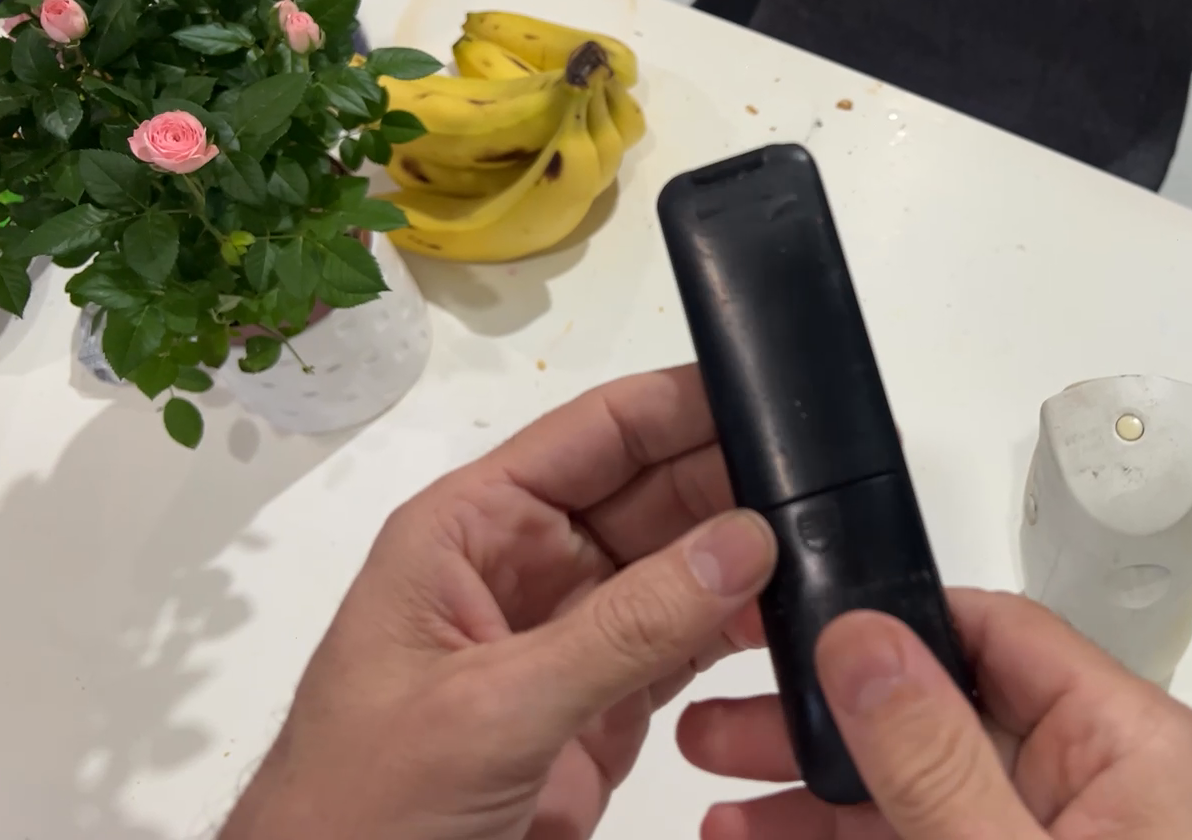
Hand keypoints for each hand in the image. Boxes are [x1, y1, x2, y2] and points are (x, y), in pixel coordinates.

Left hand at [220, 365, 776, 839]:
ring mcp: (586, 620)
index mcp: (483, 522)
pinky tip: (799, 606)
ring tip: (827, 531)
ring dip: (751, 546)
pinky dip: (747, 617)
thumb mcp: (490, 710)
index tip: (772, 393)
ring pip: (688, 554)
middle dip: (736, 475)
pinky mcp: (620, 684)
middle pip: (660, 485)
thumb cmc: (363, 821)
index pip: (601, 431)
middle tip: (823, 474)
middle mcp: (540, 553)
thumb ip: (628, 625)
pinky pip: (697, 628)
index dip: (685, 402)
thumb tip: (751, 540)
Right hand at [678, 589, 1191, 838]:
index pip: (999, 631)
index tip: (800, 627)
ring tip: (715, 790)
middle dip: (825, 719)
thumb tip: (859, 633)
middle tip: (720, 725)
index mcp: (1127, 742)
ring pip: (915, 783)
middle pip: (940, 709)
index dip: (898, 620)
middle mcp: (1093, 778)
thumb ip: (936, 759)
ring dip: (812, 790)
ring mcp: (1047, 837)